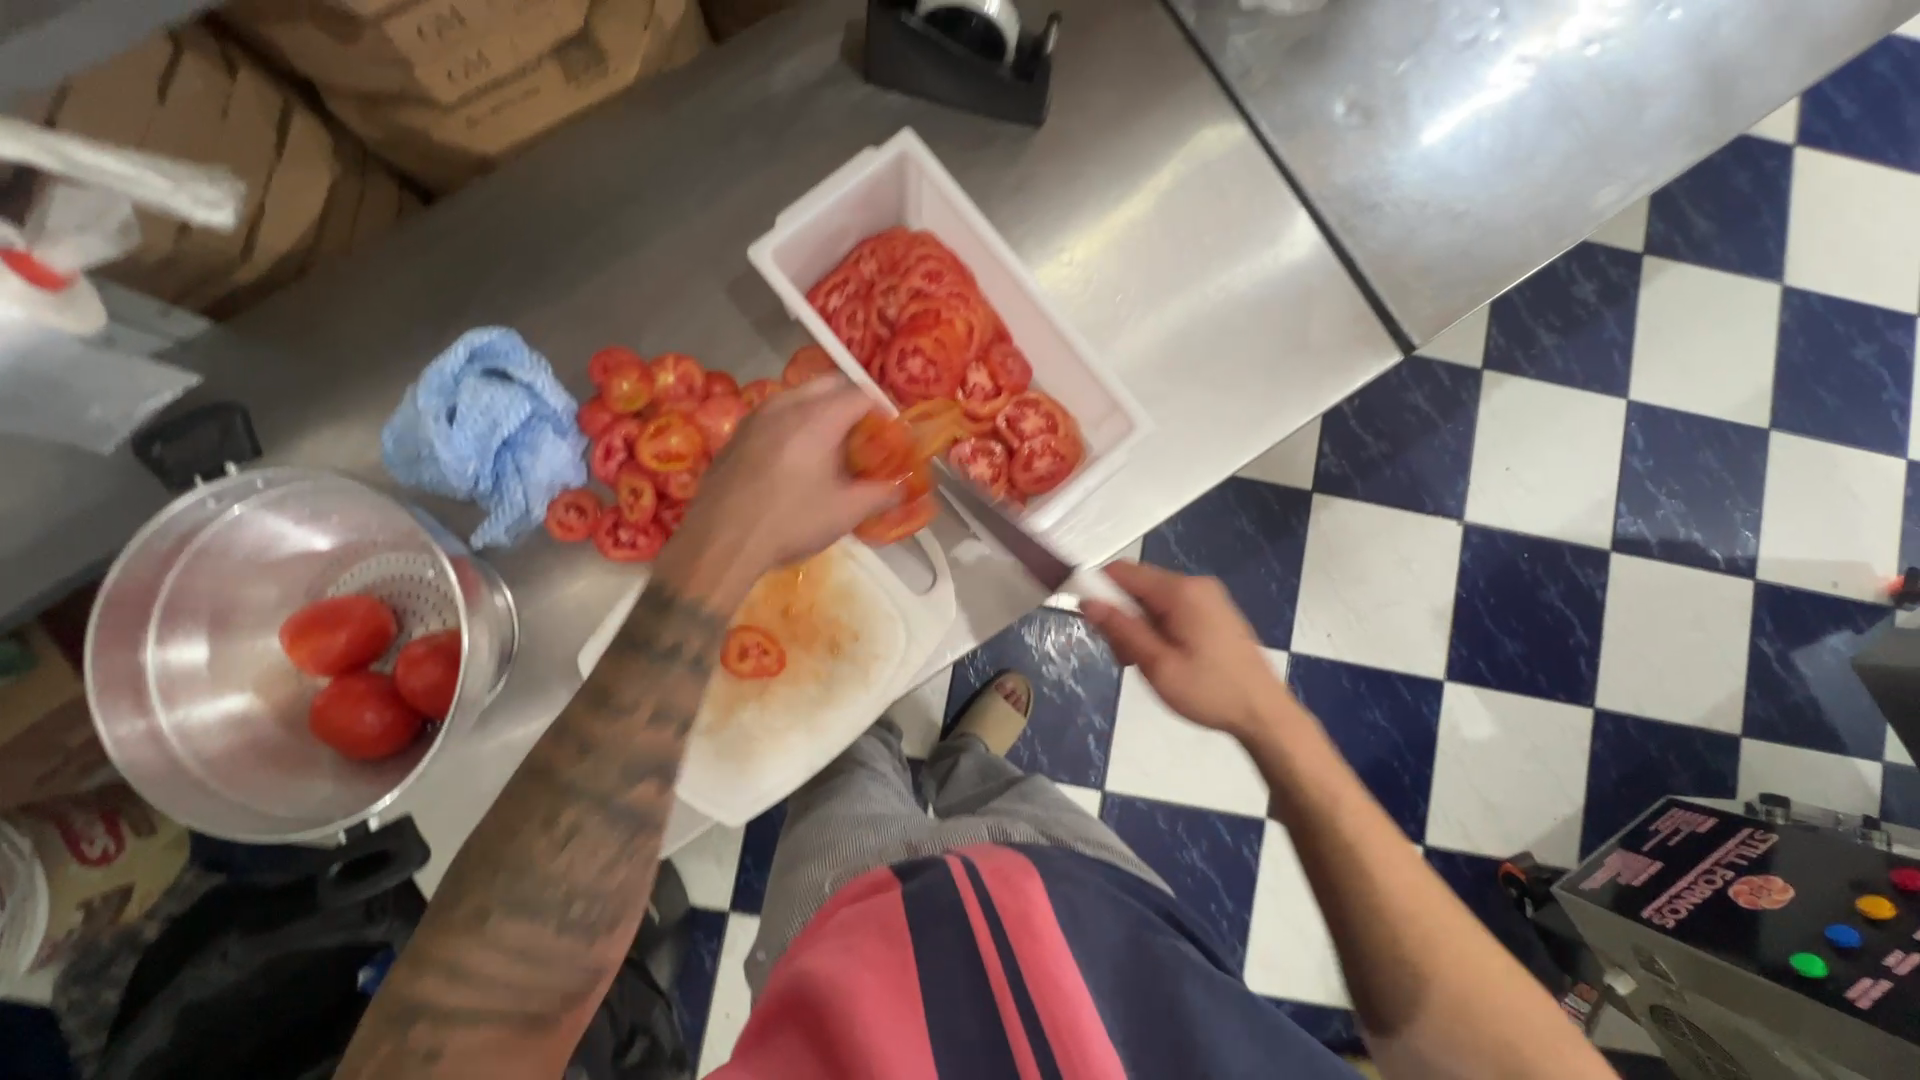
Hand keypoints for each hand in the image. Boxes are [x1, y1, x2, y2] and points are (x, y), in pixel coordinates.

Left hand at [661, 378, 897, 588]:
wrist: (720, 541)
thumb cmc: (790, 523)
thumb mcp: (846, 513)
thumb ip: (882, 494)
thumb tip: (903, 487)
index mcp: (818, 417)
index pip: (862, 393)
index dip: (883, 410)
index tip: (892, 435)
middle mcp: (786, 404)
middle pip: (830, 384)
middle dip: (853, 403)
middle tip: (865, 436)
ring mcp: (757, 416)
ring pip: (800, 396)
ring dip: (822, 411)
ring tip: (832, 447)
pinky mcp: (738, 433)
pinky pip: (776, 414)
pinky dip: (796, 423)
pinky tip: (797, 460)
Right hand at [1083, 561, 1298, 741]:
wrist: (1264, 713)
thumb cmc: (1209, 691)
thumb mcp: (1157, 664)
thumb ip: (1121, 629)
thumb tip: (1087, 600)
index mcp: (1180, 591)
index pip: (1122, 571)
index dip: (1098, 590)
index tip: (1090, 622)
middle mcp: (1195, 585)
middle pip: (1137, 586)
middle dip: (1121, 617)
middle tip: (1127, 659)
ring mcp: (1208, 598)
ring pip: (1152, 601)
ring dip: (1139, 628)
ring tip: (1148, 666)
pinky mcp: (1214, 613)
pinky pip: (1172, 610)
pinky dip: (1159, 630)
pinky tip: (1166, 661)